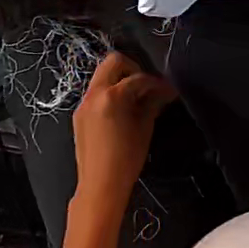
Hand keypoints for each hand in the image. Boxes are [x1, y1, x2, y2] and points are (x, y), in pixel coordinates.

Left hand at [71, 52, 175, 200]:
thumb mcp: (144, 128)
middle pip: (113, 62)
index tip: (169, 90)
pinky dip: (110, 93)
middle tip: (148, 85)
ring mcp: (84, 103)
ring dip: (120, 80)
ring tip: (137, 99)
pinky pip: (96, 93)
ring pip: (102, 76)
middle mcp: (93, 94)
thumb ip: (152, 103)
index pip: (138, 78)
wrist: (99, 184)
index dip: (157, 83)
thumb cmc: (126, 158)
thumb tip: (164, 91)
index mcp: (111, 96)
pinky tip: (123, 110)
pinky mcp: (79, 114)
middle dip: (133, 69)